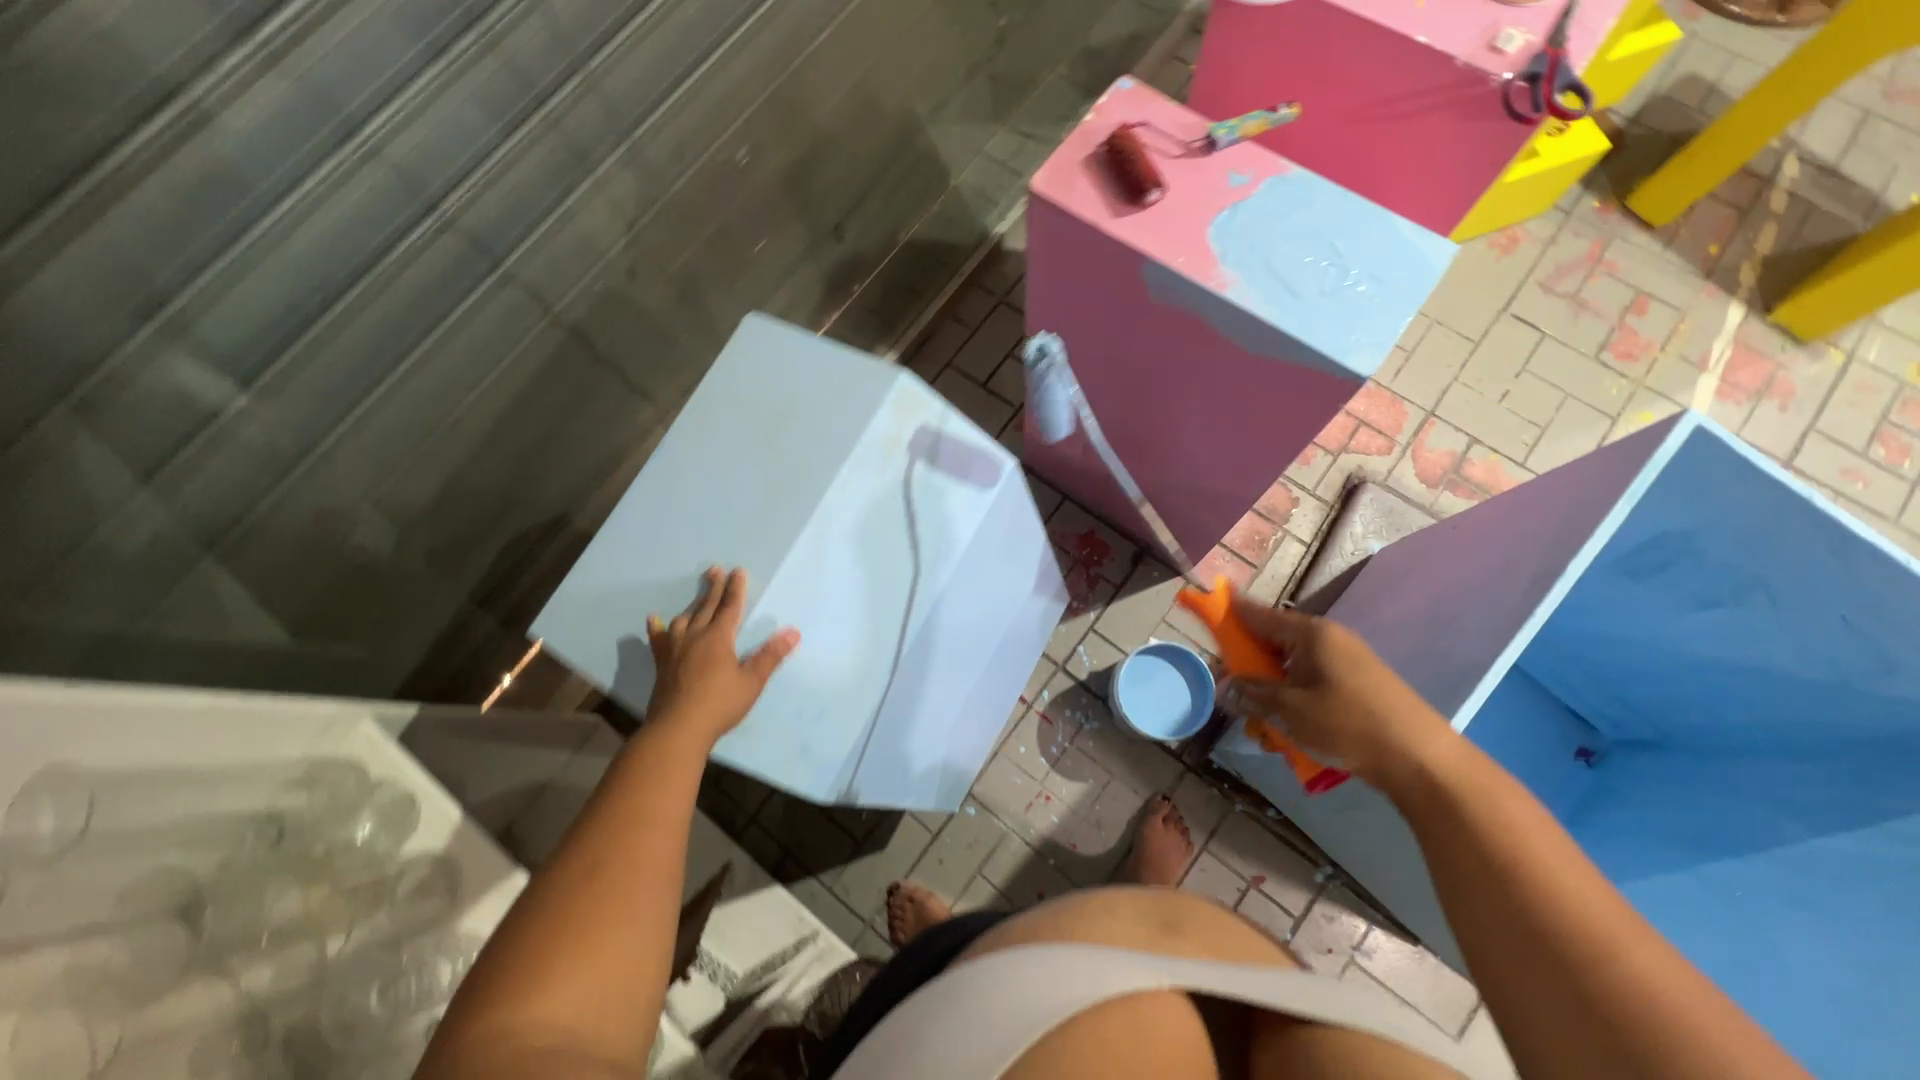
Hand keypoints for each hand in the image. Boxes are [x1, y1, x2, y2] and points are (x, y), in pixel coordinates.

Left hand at [645, 567, 799, 744]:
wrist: (678, 728)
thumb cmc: (720, 705)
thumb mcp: (752, 682)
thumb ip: (771, 656)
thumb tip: (793, 632)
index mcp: (718, 638)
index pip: (730, 607)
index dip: (736, 589)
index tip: (738, 571)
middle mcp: (695, 637)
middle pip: (706, 607)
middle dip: (713, 588)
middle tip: (715, 569)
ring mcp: (675, 650)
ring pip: (683, 619)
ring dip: (693, 605)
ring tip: (698, 597)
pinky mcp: (662, 664)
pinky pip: (658, 639)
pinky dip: (657, 628)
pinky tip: (654, 620)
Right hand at [1216, 598, 1451, 784]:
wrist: (1418, 757)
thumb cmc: (1348, 723)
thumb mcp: (1290, 710)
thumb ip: (1253, 695)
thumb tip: (1225, 687)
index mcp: (1311, 634)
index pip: (1260, 615)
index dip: (1232, 612)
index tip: (1209, 605)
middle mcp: (1328, 641)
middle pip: (1275, 644)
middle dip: (1249, 669)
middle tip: (1232, 695)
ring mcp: (1345, 664)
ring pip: (1292, 672)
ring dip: (1272, 696)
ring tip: (1264, 730)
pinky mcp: (1356, 687)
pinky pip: (1312, 688)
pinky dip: (1295, 706)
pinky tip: (1290, 737)